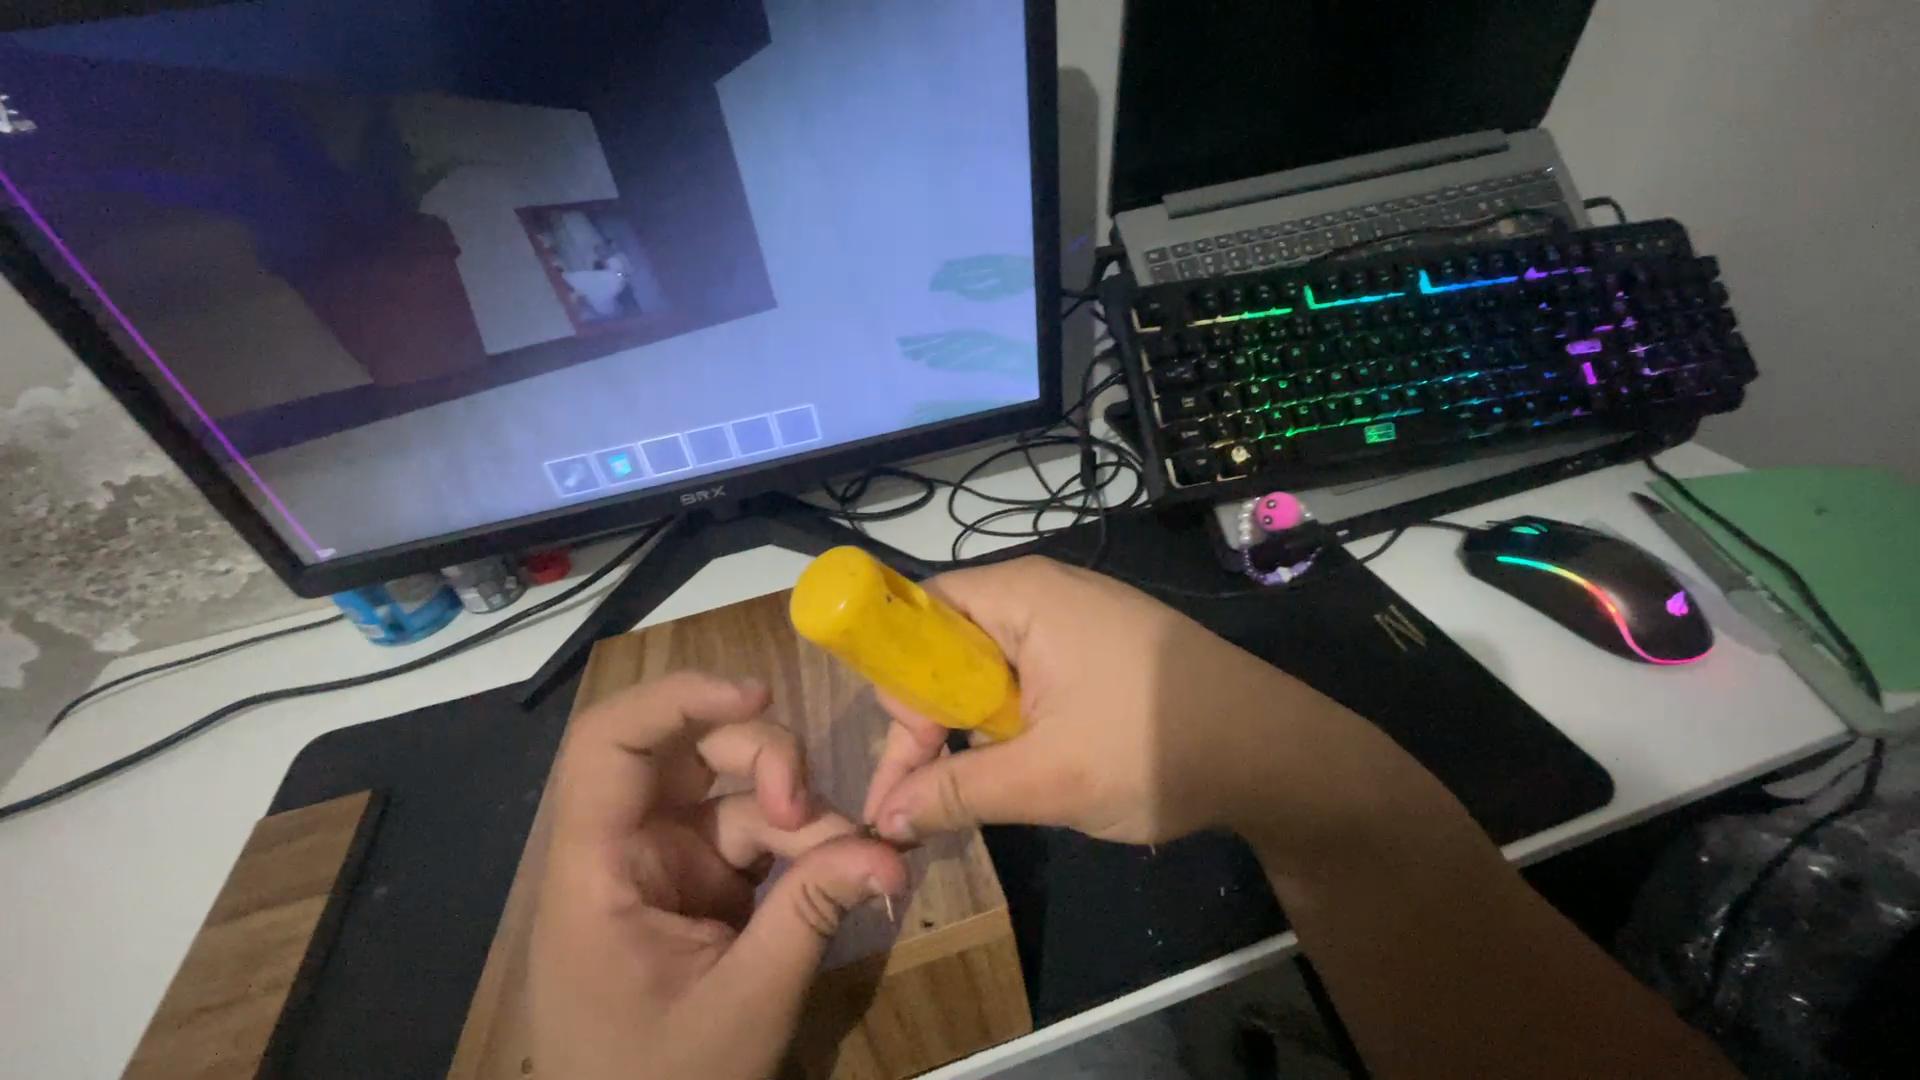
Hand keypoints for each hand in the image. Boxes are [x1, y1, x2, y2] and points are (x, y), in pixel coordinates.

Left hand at [529, 673, 908, 1079]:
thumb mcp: (743, 1005)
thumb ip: (812, 913)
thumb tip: (889, 852)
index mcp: (597, 868)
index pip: (611, 744)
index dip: (677, 699)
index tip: (757, 694)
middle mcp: (630, 846)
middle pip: (692, 750)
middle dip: (766, 760)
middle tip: (812, 812)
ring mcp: (672, 861)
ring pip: (740, 790)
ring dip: (801, 812)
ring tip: (855, 859)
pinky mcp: (708, 880)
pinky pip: (763, 834)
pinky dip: (807, 843)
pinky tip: (847, 865)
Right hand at [862, 557, 1442, 869]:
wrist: (1278, 753)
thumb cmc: (1153, 747)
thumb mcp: (1044, 780)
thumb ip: (954, 793)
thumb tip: (884, 817)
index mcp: (1021, 595)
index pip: (917, 612)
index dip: (897, 679)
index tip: (906, 752)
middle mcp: (1041, 592)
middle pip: (950, 643)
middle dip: (930, 717)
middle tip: (927, 791)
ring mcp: (1075, 619)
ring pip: (989, 667)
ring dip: (972, 728)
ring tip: (977, 789)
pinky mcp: (1098, 649)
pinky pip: (1028, 676)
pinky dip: (1011, 723)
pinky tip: (1022, 766)